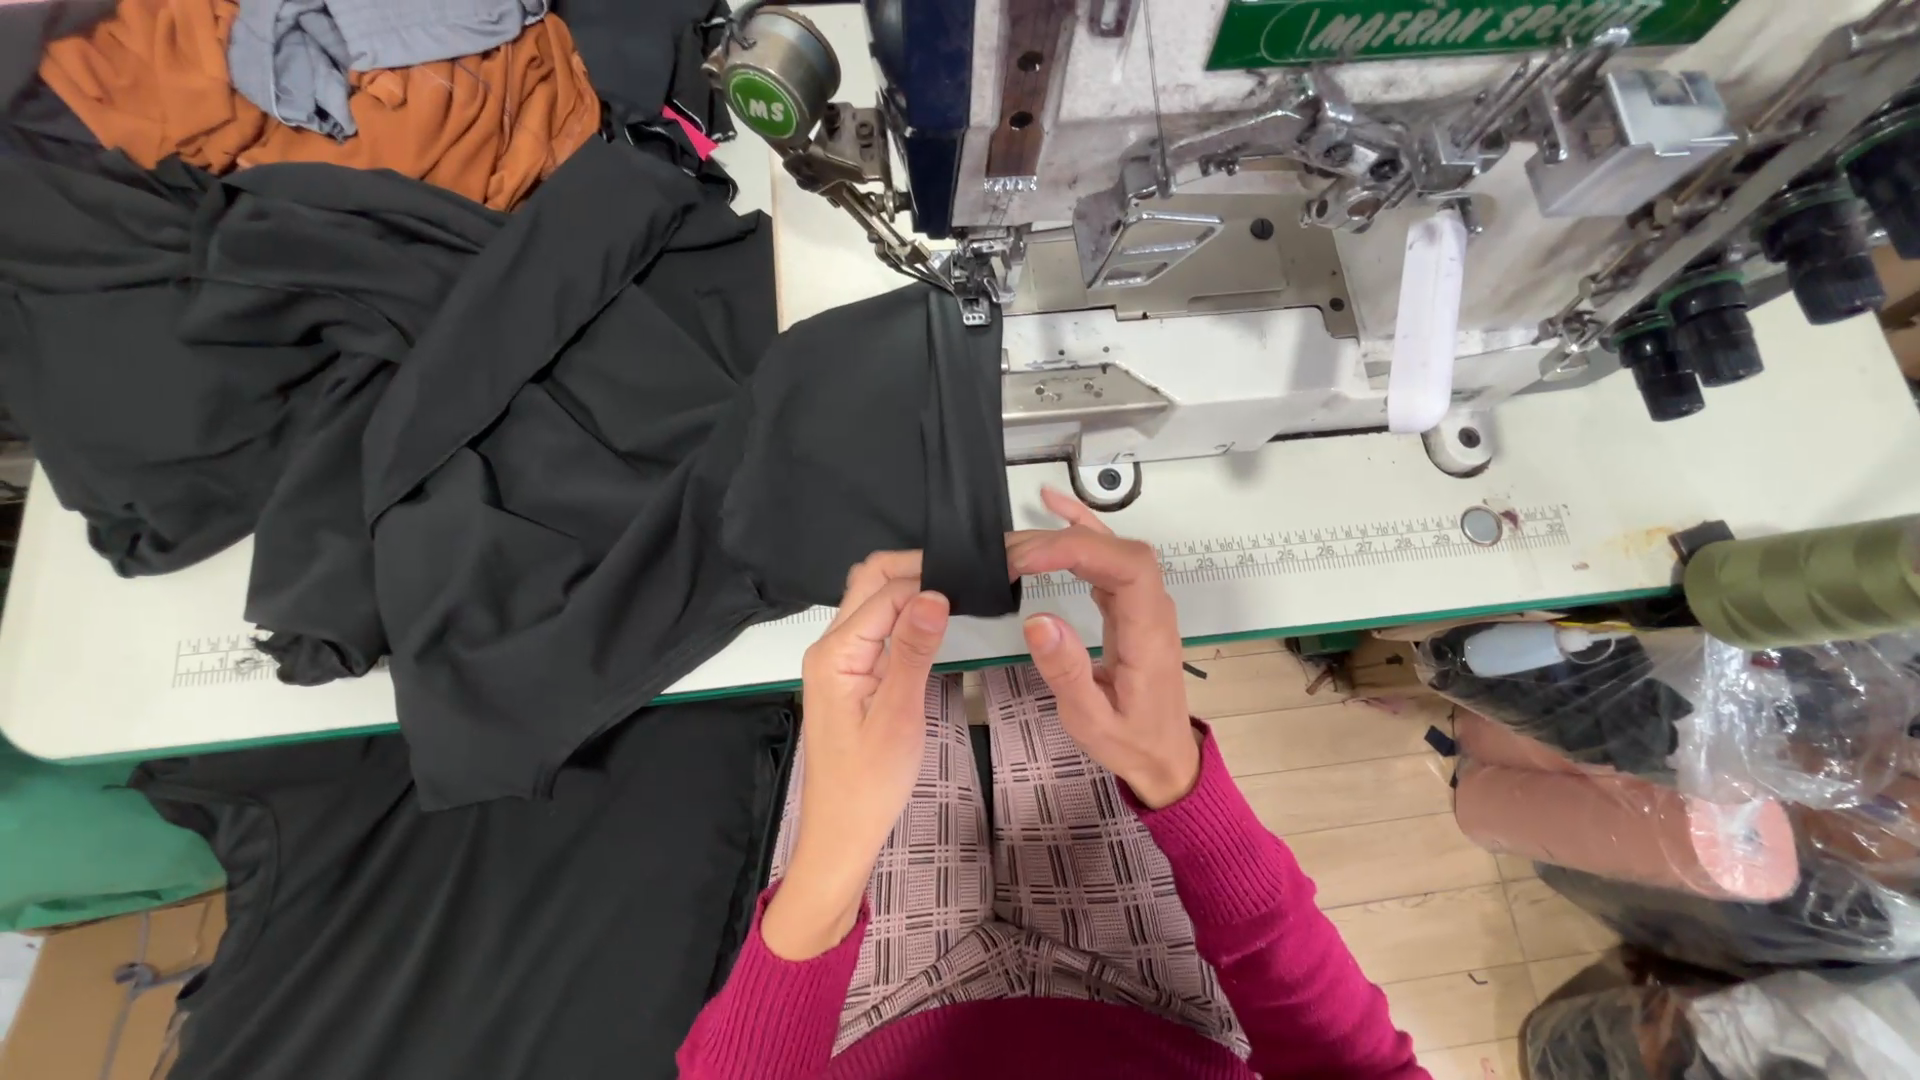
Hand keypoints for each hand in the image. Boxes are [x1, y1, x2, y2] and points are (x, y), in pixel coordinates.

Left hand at [764, 551, 950, 960]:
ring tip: (956, 591)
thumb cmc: (869, 783)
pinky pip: (876, 628)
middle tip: (963, 575)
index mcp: (836, 652)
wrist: (842, 832)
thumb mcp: (898, 716)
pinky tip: (934, 621)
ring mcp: (839, 660)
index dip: (927, 580)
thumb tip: (934, 594)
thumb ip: (913, 651)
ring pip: (872, 602)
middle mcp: (830, 646)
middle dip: (913, 569)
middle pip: (869, 582)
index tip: (972, 577)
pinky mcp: (851, 674)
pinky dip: (904, 615)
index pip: (885, 591)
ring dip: (908, 589)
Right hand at [1006, 488, 1202, 809]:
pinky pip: (1107, 558)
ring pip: (1110, 548)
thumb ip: (1067, 672)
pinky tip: (1054, 510)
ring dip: (1063, 537)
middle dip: (1059, 542)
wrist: (1165, 756)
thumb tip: (1037, 620)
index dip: (1078, 548)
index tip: (1027, 561)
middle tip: (1006, 558)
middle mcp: (1152, 608)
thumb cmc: (1130, 741)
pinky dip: (1079, 532)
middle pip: (1115, 549)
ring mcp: (1142, 603)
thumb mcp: (1091, 721)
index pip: (1127, 566)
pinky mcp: (1128, 605)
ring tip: (1014, 543)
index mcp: (1149, 633)